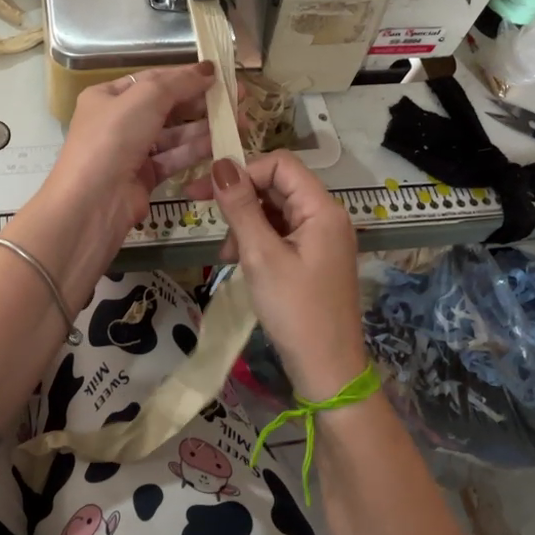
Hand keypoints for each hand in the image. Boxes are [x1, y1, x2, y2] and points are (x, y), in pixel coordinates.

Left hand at [4, 64, 217, 297]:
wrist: (90, 206)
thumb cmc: (112, 141)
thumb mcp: (144, 100)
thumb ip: (178, 83)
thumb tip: (209, 69)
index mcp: (108, 96)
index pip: (153, 79)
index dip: (187, 75)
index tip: (221, 75)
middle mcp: (118, 121)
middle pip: (167, 106)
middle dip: (201, 102)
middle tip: (239, 100)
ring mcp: (131, 151)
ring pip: (174, 134)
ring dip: (205, 127)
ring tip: (240, 123)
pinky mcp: (144, 177)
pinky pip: (175, 158)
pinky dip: (197, 151)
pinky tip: (223, 144)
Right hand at [186, 151, 365, 400]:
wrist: (327, 371)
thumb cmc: (295, 311)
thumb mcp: (261, 256)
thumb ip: (241, 207)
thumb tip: (221, 164)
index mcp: (322, 209)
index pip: (280, 164)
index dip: (243, 170)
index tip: (207, 191)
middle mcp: (326, 217)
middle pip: (277, 185)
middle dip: (241, 199)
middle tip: (208, 220)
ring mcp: (322, 239)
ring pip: (276, 210)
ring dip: (246, 223)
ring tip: (228, 255)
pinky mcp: (314, 259)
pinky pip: (281, 233)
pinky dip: (257, 241)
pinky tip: (241, 263)